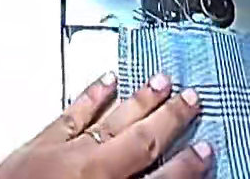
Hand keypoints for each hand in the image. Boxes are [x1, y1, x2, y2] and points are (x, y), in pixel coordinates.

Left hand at [0, 70, 211, 178]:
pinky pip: (74, 112)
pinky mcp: (42, 142)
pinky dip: (93, 94)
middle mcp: (92, 170)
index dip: (188, 167)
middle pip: (141, 140)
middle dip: (171, 119)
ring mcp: (66, 152)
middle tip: (193, 97)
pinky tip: (108, 79)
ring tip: (161, 80)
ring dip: (139, 99)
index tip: (207, 149)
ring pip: (112, 118)